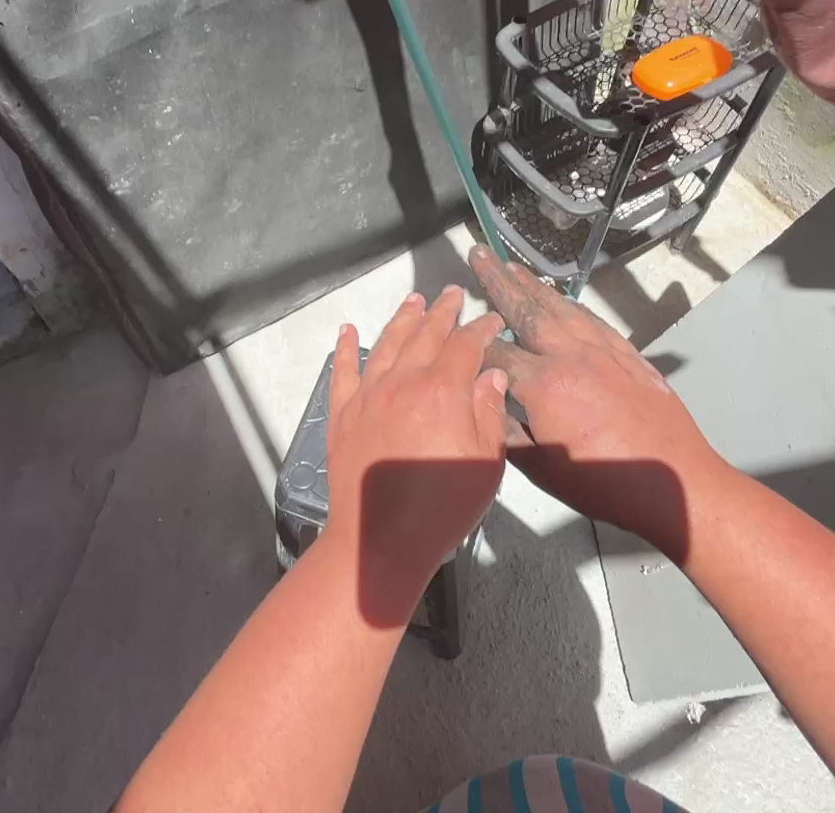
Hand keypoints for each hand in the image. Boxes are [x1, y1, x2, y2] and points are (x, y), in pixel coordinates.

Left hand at [324, 286, 509, 625]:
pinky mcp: (342, 414)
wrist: (380, 539)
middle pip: (425, 336)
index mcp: (441, 390)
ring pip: (385, 345)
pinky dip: (345, 348)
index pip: (465, 346)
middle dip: (442, 312)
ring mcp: (367, 395)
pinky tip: (348, 330)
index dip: (481, 329)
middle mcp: (402, 382)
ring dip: (402, 320)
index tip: (492, 321)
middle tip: (451, 293)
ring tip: (413, 300)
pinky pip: (342, 372)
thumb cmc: (443, 506)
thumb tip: (490, 374)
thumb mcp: (484, 462)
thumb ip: (488, 411)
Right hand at [468, 245, 731, 558]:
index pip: (496, 353)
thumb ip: (506, 432)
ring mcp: (604, 351)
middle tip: (479, 253)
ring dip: (533, 284)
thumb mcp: (542, 469)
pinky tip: (559, 298)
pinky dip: (569, 304)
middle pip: (526, 309)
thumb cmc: (603, 484)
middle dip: (498, 280)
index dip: (472, 344)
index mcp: (544, 385)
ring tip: (512, 265)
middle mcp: (571, 357)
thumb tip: (485, 402)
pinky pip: (591, 319)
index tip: (454, 332)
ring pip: (561, 307)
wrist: (675, 484)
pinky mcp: (628, 355)